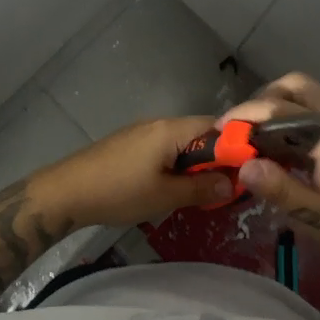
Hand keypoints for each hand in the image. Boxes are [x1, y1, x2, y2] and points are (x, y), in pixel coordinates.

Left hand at [26, 116, 235, 227]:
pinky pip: (165, 150)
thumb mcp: (165, 195)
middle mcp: (159, 123)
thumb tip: (233, 183)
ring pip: (182, 144)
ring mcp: (143, 133)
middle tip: (232, 188)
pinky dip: (178, 165)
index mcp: (170, 129)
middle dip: (218, 159)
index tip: (252, 169)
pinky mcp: (131, 146)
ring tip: (209, 192)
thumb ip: (201, 188)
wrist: (67, 191)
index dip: (237, 145)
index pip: (216, 126)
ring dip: (197, 164)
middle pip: (200, 134)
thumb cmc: (119, 191)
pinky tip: (179, 188)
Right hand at [220, 72, 319, 267]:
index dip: (244, 114)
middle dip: (264, 99)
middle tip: (244, 128)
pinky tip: (284, 152)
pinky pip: (316, 113)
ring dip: (279, 107)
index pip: (278, 107)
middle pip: (296, 86)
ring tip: (259, 140)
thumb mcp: (315, 217)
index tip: (220, 129)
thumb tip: (242, 165)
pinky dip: (293, 119)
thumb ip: (278, 189)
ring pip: (307, 97)